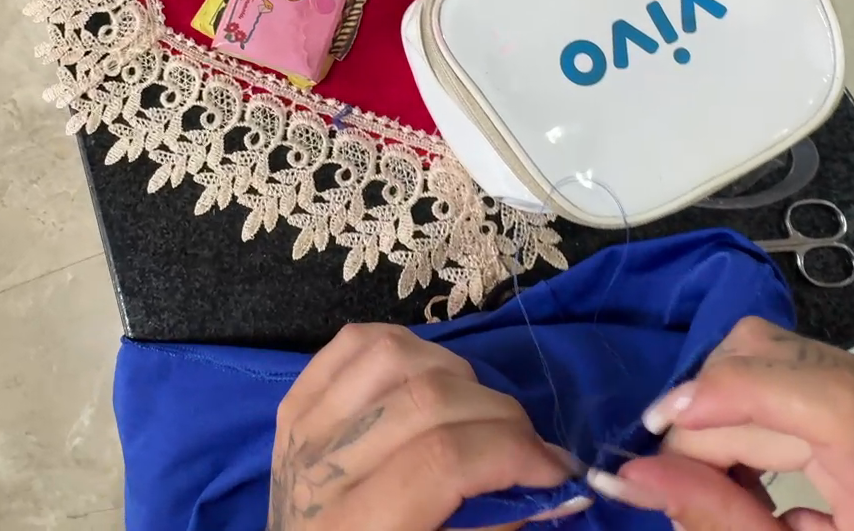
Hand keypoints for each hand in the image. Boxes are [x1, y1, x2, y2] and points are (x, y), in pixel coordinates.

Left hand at [267, 323, 583, 530]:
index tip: (556, 468)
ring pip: (393, 355)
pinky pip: (357, 340)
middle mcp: (318, 468)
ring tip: (478, 409)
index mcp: (353, 529)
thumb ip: (491, 525)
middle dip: (497, 413)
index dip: (510, 452)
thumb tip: (551, 480)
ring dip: (454, 372)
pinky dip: (407, 345)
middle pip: (423, 400)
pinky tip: (432, 375)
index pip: (441, 460)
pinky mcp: (296, 395)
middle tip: (528, 442)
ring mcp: (301, 423)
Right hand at [587, 317, 853, 530]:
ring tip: (708, 481)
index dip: (738, 394)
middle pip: (781, 366)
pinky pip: (789, 372)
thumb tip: (628, 473)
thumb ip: (716, 521)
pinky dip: (747, 411)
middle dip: (707, 416)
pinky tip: (743, 476)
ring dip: (720, 410)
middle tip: (671, 479)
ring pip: (772, 356)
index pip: (831, 403)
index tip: (664, 425)